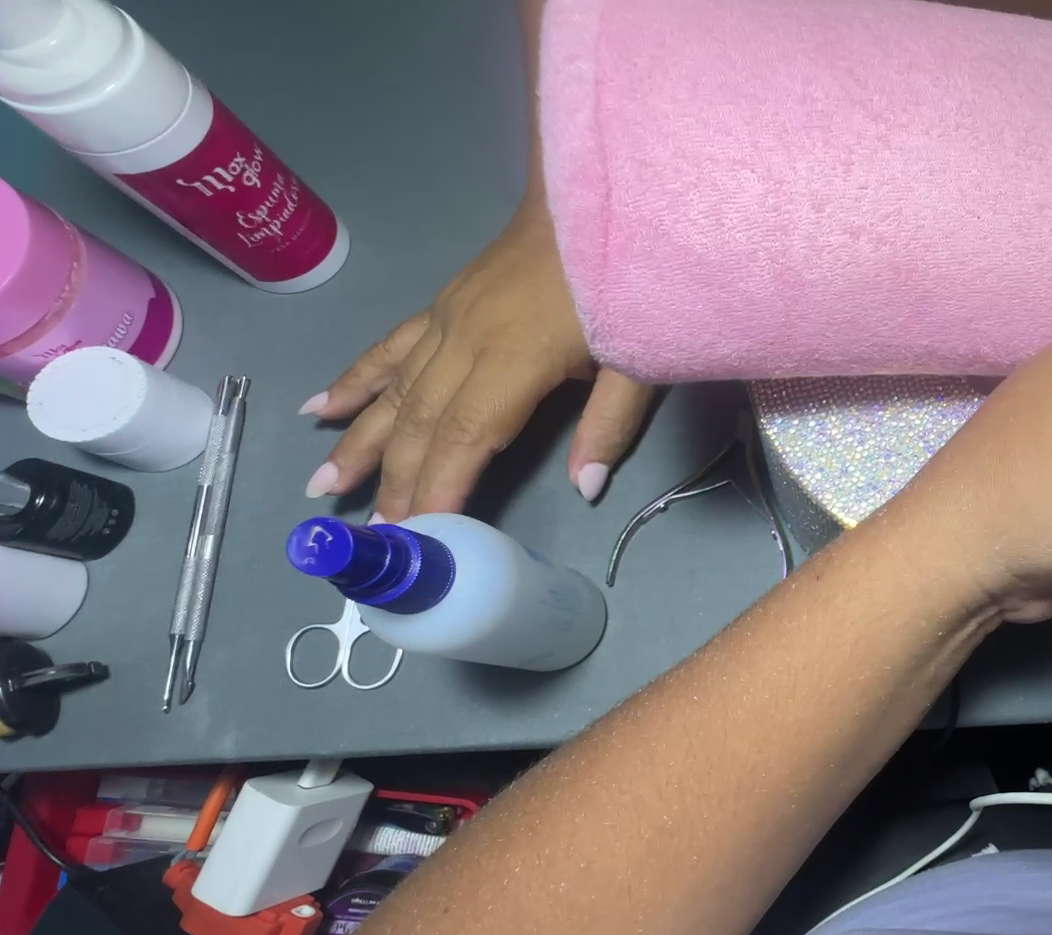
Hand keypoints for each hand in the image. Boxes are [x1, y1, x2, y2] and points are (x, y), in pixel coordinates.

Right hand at [300, 196, 652, 519]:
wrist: (595, 198)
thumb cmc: (627, 283)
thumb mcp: (640, 361)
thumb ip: (611, 424)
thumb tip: (586, 488)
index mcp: (515, 360)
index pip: (469, 437)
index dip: (443, 486)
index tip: (421, 532)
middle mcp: (466, 340)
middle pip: (425, 421)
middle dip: (399, 479)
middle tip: (373, 532)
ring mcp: (448, 317)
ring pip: (396, 388)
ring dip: (361, 440)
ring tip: (327, 485)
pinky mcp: (446, 302)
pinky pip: (392, 346)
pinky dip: (358, 378)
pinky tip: (323, 405)